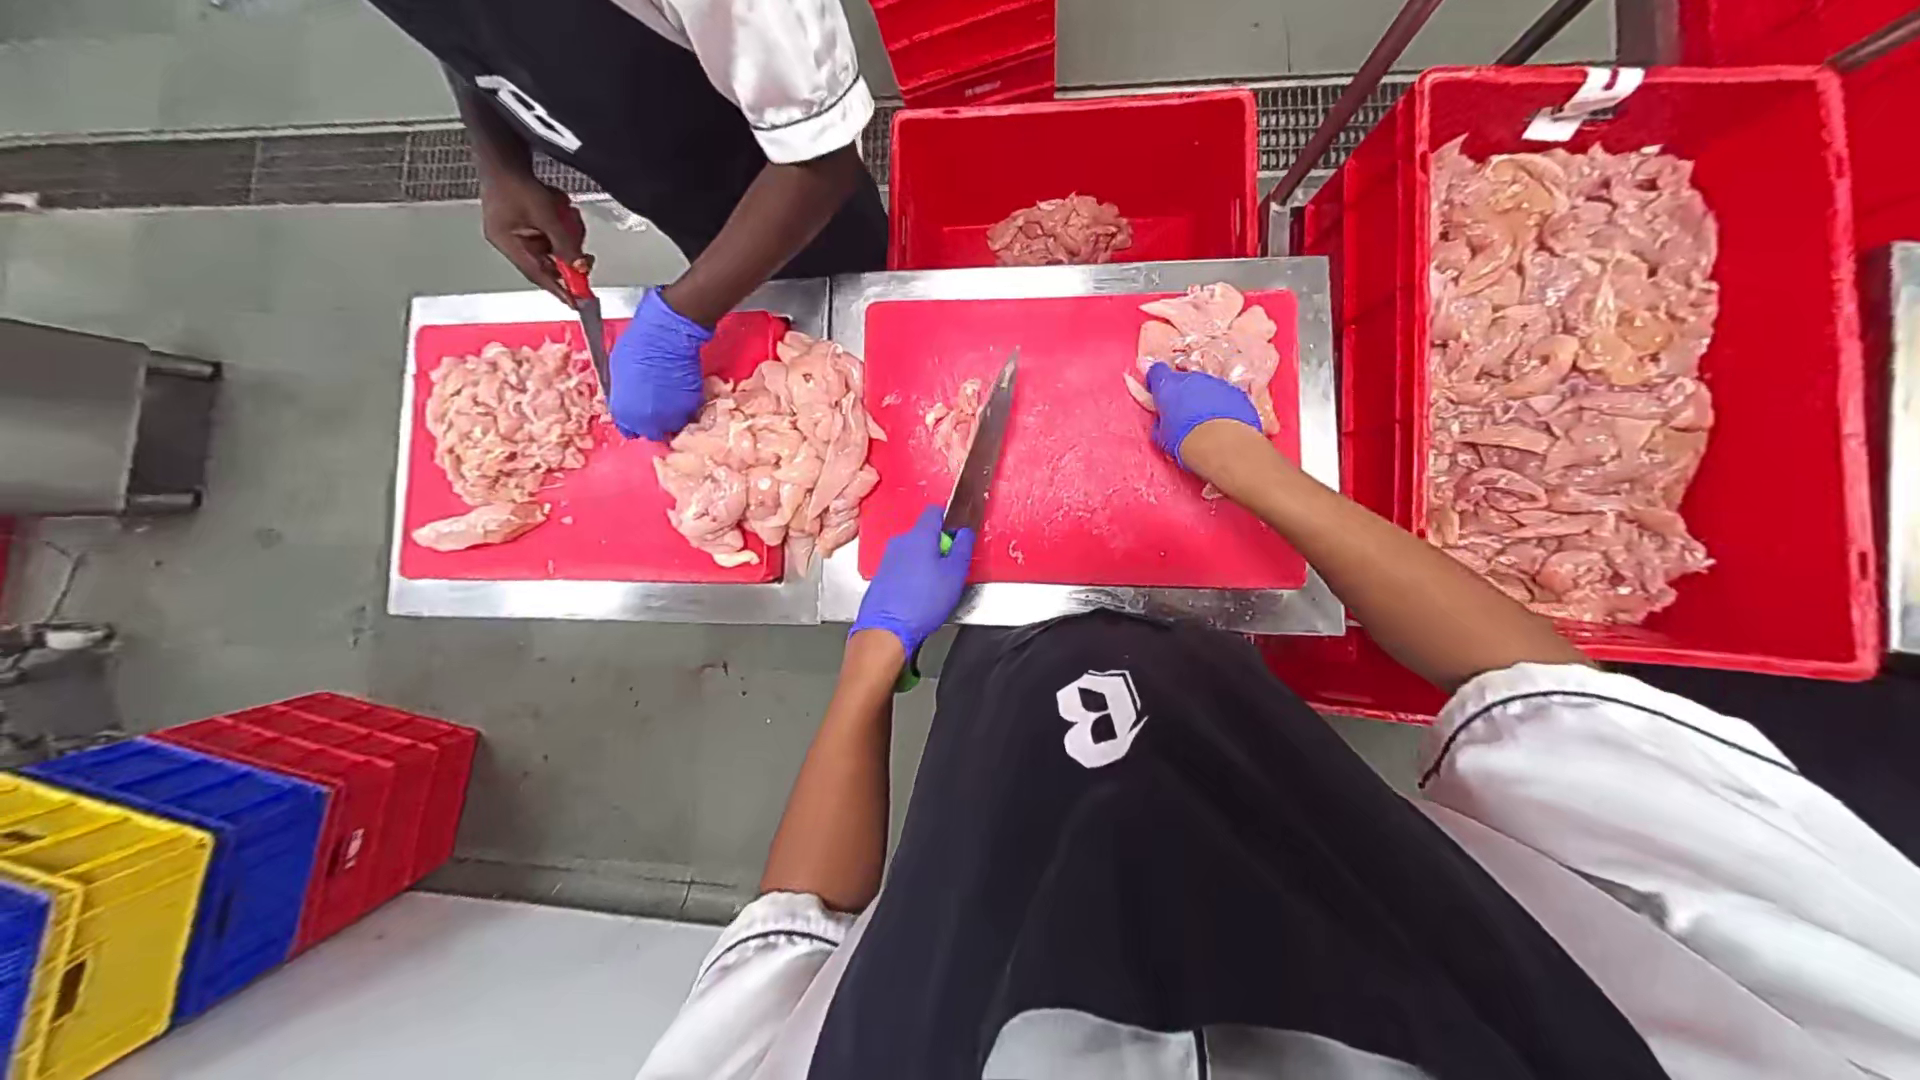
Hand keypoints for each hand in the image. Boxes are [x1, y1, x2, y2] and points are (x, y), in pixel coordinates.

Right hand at [480, 171, 589, 301]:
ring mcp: (521, 234)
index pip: (538, 276)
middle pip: (550, 264)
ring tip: (565, 214)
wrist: (505, 155)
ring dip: (567, 235)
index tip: (577, 304)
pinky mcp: (530, 226)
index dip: (560, 290)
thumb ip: (565, 243)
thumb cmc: (516, 181)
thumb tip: (579, 266)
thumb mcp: (547, 215)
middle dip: (569, 255)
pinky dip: (563, 226)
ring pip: (556, 249)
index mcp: (507, 243)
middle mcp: (512, 242)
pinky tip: (561, 208)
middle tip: (586, 258)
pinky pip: (554, 236)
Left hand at [608, 288, 711, 440]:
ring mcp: (671, 418)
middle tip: (658, 407)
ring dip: (672, 417)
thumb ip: (623, 395)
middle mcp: (648, 422)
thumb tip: (629, 400)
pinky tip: (682, 393)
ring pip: (673, 426)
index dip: (635, 421)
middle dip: (655, 422)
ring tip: (671, 400)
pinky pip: (688, 415)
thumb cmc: (637, 348)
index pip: (629, 430)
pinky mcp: (691, 409)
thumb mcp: (617, 373)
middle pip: (653, 433)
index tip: (640, 413)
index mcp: (624, 413)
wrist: (666, 339)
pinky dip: (685, 407)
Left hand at [852, 505, 975, 656]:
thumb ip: (963, 547)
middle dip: (939, 545)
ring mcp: (887, 558)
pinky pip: (902, 566)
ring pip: (913, 551)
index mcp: (919, 535)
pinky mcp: (881, 576)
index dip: (949, 518)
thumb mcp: (955, 574)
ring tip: (936, 586)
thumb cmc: (924, 601)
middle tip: (951, 567)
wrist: (887, 629)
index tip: (958, 533)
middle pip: (924, 533)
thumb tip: (965, 532)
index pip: (934, 511)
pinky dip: (912, 574)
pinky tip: (919, 595)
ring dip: (925, 561)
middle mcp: (900, 542)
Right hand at [1145, 363, 1261, 466]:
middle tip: (1180, 414)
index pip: (1157, 371)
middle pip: (1183, 379)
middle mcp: (1192, 378)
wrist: (1223, 445)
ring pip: (1204, 387)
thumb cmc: (1185, 441)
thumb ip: (1160, 421)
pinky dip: (1220, 405)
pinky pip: (1223, 395)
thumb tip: (1162, 421)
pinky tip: (1220, 423)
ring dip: (1201, 399)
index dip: (1156, 381)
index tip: (1157, 393)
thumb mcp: (1162, 436)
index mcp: (1168, 386)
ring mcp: (1216, 383)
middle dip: (1180, 393)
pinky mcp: (1236, 392)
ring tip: (1203, 422)